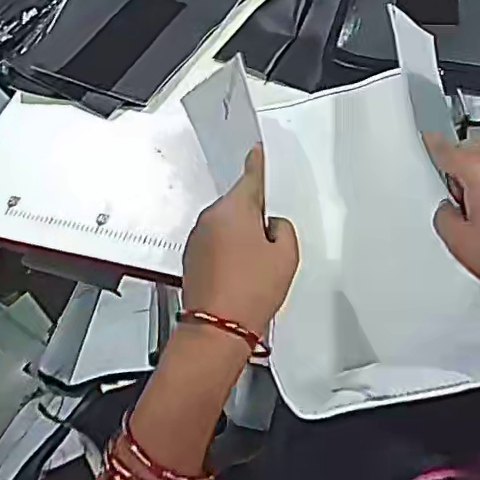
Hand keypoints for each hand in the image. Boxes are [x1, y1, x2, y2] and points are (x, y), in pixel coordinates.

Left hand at [181, 146, 298, 331]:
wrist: (217, 328)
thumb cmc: (249, 293)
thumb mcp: (286, 256)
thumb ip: (283, 229)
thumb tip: (273, 226)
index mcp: (235, 208)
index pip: (250, 175)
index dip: (257, 162)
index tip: (257, 151)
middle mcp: (212, 217)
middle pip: (239, 203)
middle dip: (254, 217)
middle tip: (270, 244)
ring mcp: (198, 236)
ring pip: (227, 225)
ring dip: (240, 237)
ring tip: (254, 267)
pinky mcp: (192, 255)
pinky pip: (215, 243)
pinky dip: (227, 252)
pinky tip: (240, 274)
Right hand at [424, 133, 479, 325]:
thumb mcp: (458, 241)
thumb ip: (441, 215)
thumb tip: (446, 210)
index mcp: (479, 171)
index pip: (445, 147)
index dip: (430, 145)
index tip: (424, 142)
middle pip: (467, 157)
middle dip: (452, 173)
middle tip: (445, 200)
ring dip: (472, 190)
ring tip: (472, 225)